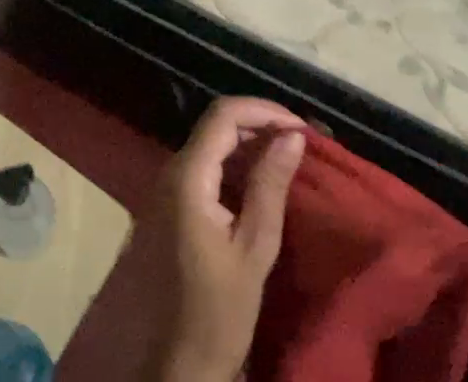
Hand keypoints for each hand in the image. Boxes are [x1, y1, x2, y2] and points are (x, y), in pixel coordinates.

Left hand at [141, 97, 307, 381]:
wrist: (176, 358)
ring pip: (208, 145)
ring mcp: (165, 189)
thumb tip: (291, 135)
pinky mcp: (169, 206)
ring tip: (290, 155)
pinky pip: (203, 168)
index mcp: (187, 177)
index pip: (223, 116)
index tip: (302, 128)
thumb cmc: (219, 309)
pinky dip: (233, 164)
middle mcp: (169, 172)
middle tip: (303, 141)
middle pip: (214, 126)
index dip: (264, 110)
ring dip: (248, 143)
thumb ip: (269, 186)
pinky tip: (262, 179)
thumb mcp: (254, 247)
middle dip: (259, 124)